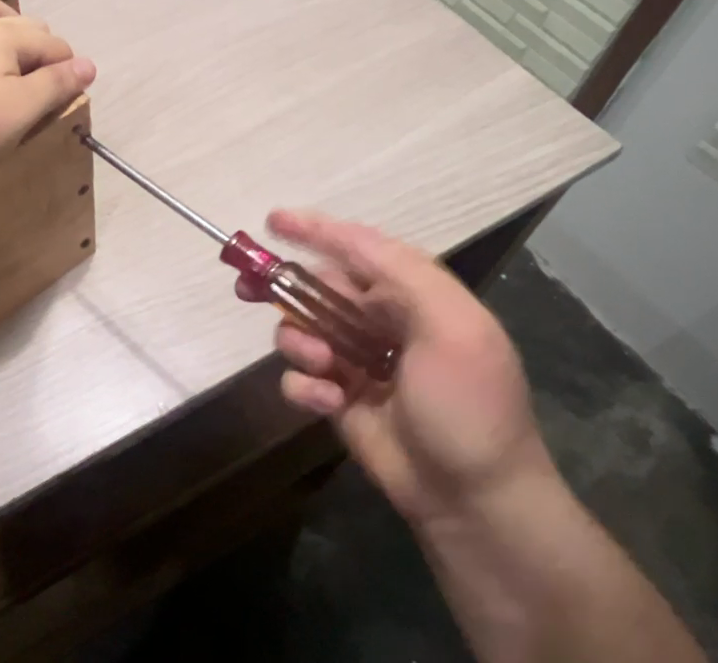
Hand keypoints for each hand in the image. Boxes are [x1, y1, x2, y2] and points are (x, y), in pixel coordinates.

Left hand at [0, 0, 95, 185]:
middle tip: (44, 90)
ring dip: (3, 27)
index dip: (68, 71)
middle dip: (41, 49)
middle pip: (23, 25)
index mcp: (6, 37)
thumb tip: (89, 64)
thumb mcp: (23, 110)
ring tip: (13, 55)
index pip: (54, 45)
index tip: (66, 102)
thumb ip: (57, 84)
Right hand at [266, 209, 557, 527]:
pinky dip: (304, 385)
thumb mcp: (453, 327)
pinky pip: (300, 377)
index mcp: (415, 296)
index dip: (316, 230)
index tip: (273, 220)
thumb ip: (401, 273)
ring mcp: (358, 361)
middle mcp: (382, 322)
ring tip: (322, 366)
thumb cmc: (468, 405)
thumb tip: (344, 240)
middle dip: (284, 285)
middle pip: (318, 287)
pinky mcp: (338, 398)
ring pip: (301, 330)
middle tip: (246, 287)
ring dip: (300, 342)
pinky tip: (328, 402)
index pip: (358, 249)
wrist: (471, 498)